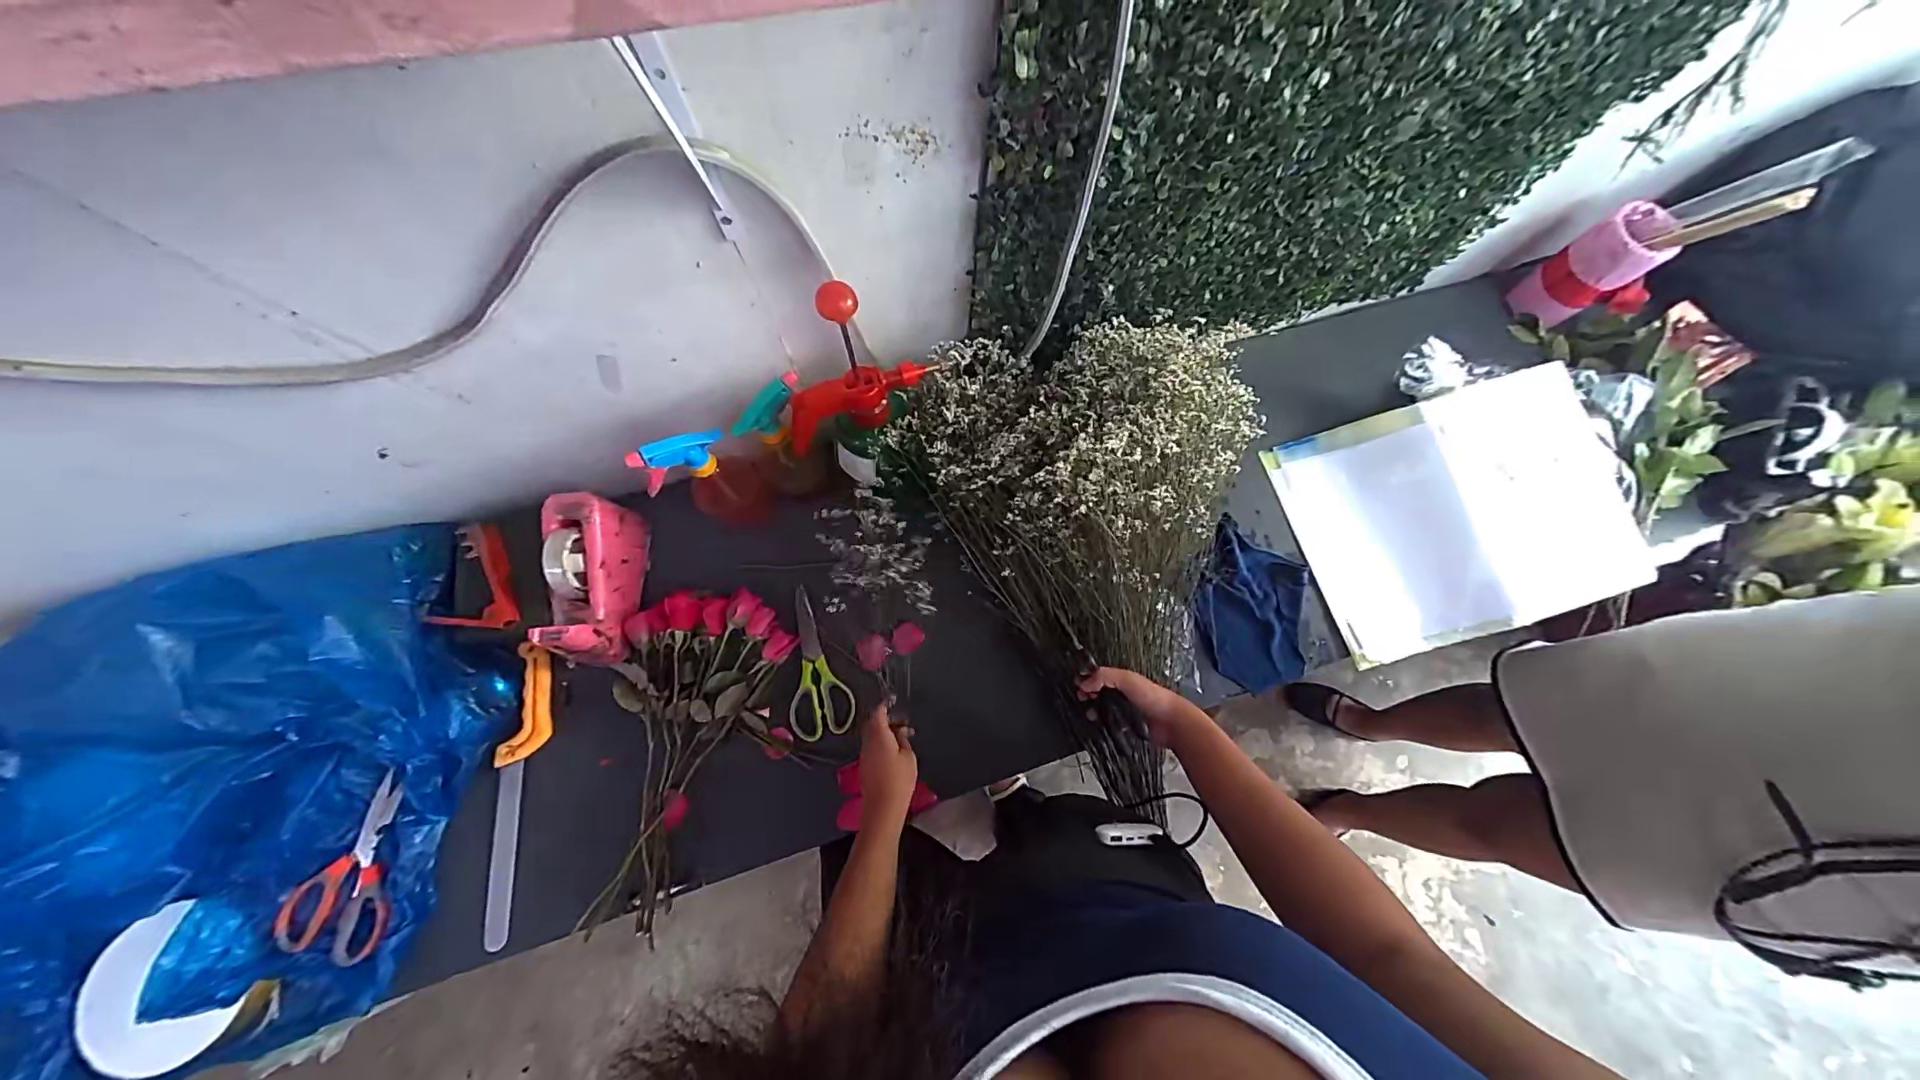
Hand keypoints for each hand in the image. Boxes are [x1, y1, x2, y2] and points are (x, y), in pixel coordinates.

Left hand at [857, 701, 917, 830]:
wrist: (883, 808)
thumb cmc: (899, 780)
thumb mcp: (908, 757)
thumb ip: (903, 740)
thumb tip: (900, 731)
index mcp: (879, 736)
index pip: (878, 714)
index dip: (884, 705)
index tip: (892, 700)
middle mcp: (868, 742)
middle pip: (872, 724)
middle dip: (885, 718)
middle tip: (902, 721)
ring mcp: (864, 754)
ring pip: (871, 735)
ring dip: (883, 731)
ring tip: (901, 736)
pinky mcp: (865, 765)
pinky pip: (871, 746)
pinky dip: (881, 741)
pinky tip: (894, 749)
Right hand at [1078, 667, 1209, 750]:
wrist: (1171, 722)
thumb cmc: (1154, 697)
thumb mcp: (1127, 679)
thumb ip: (1105, 676)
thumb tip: (1085, 681)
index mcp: (1123, 680)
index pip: (1099, 677)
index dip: (1087, 679)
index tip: (1078, 685)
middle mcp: (1123, 694)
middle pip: (1099, 693)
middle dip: (1088, 695)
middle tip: (1081, 698)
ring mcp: (1125, 711)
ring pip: (1103, 710)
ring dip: (1094, 711)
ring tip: (1090, 714)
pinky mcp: (1126, 727)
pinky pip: (1110, 725)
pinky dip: (1103, 725)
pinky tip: (1099, 725)